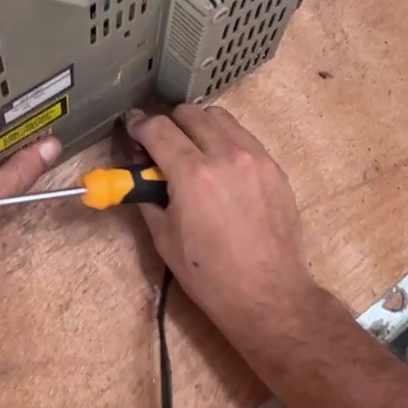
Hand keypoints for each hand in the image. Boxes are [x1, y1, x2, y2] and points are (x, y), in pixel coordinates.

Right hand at [125, 104, 322, 334]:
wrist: (268, 295)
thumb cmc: (208, 274)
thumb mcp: (163, 236)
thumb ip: (146, 193)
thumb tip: (136, 168)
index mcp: (193, 174)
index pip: (158, 127)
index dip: (138, 125)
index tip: (132, 129)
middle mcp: (225, 155)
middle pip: (188, 113)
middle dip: (168, 124)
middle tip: (162, 145)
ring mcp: (255, 158)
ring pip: (219, 117)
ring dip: (198, 127)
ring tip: (193, 152)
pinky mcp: (275, 167)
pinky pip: (243, 136)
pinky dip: (225, 140)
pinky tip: (221, 167)